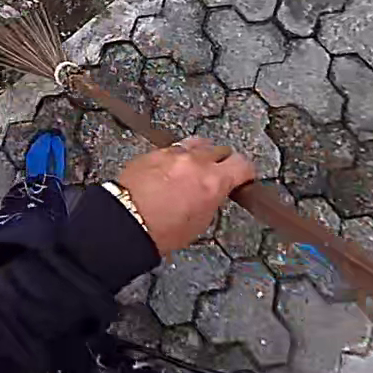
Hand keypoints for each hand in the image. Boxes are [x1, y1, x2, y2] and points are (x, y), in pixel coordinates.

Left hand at [115, 136, 255, 255]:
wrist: (127, 219)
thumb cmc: (162, 230)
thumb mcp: (201, 221)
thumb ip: (212, 197)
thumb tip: (216, 188)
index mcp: (213, 181)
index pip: (242, 163)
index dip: (245, 172)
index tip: (243, 177)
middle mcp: (195, 161)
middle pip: (220, 149)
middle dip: (222, 161)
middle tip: (218, 174)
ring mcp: (173, 153)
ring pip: (197, 142)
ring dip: (200, 153)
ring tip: (195, 167)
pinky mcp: (155, 151)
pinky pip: (173, 147)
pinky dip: (177, 156)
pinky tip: (172, 169)